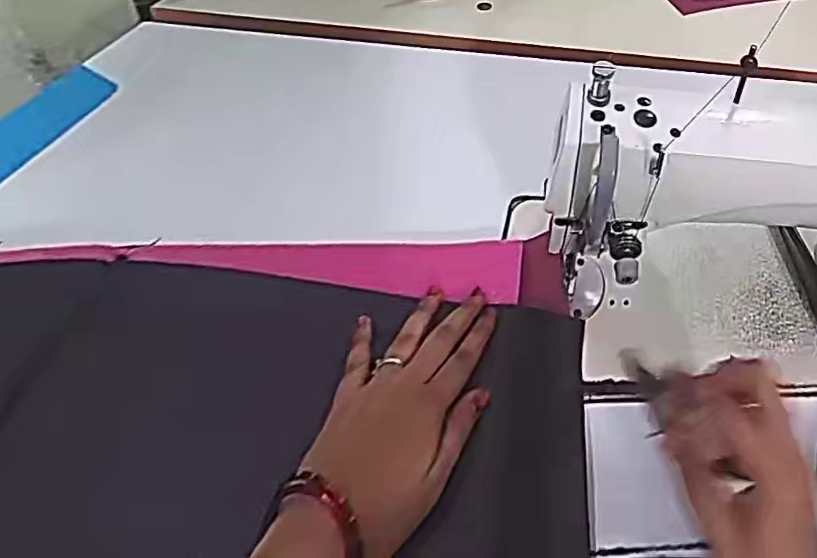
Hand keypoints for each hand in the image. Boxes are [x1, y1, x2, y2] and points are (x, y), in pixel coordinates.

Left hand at [258, 290, 496, 557]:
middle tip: (474, 295)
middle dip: (461, 314)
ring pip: (405, 339)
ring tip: (434, 294)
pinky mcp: (346, 398)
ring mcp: (373, 388)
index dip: (479, 334)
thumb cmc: (382, 508)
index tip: (489, 315)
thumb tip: (480, 397)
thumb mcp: (434, 479)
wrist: (326, 521)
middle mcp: (403, 388)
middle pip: (440, 341)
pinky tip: (365, 322)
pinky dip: (362, 337)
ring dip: (422, 314)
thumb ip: (459, 430)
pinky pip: (357, 359)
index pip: (463, 359)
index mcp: (429, 406)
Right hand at [664, 360, 816, 557]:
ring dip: (729, 390)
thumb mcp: (718, 522)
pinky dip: (740, 411)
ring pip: (765, 392)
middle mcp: (792, 449)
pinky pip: (770, 416)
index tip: (676, 399)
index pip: (729, 406)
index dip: (696, 397)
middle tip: (694, 385)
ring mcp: (797, 452)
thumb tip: (674, 434)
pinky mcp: (795, 460)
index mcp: (775, 461)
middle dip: (719, 377)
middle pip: (758, 378)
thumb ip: (694, 472)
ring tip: (702, 402)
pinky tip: (719, 431)